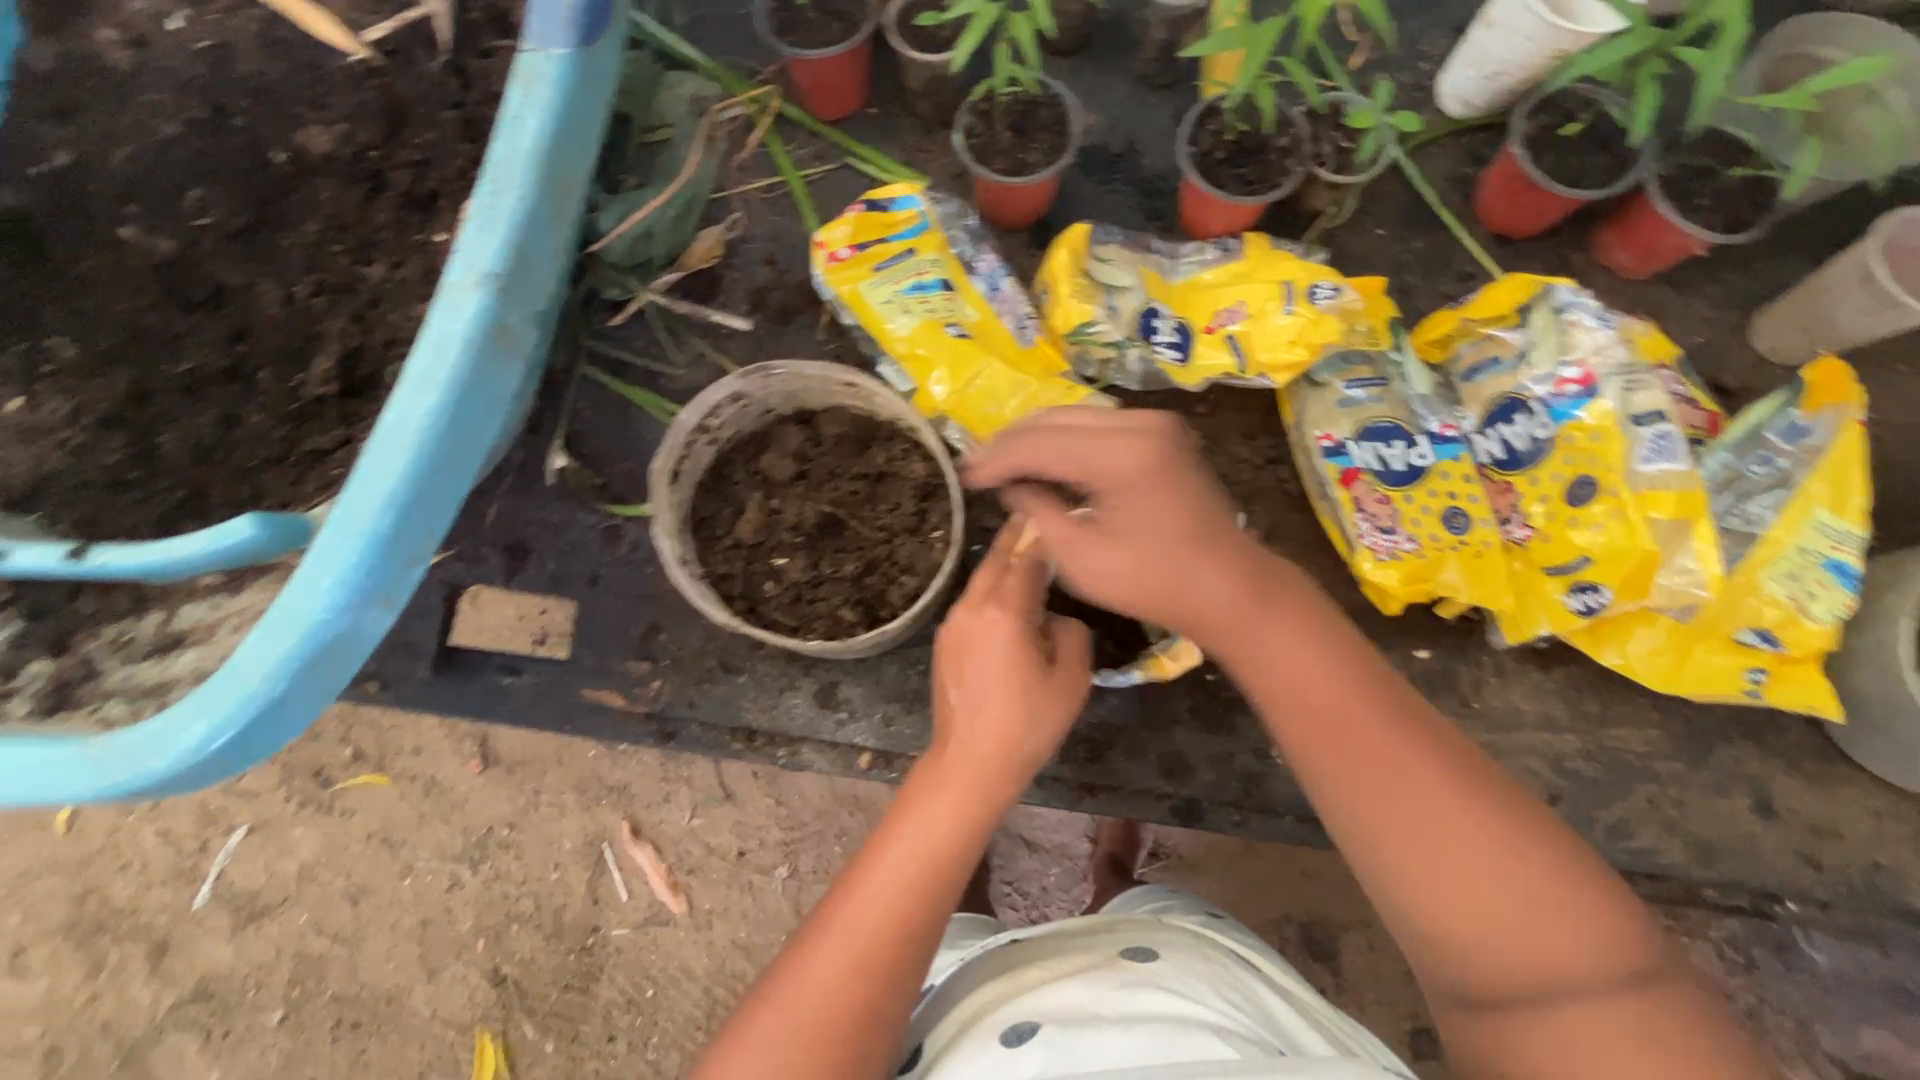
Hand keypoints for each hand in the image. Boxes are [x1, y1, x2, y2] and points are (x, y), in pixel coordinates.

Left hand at [927, 517, 1092, 806]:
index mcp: (1005, 610)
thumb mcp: (1071, 680)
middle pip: (996, 561)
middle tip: (1033, 518)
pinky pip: (971, 604)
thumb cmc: (1028, 723)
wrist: (971, 761)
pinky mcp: (944, 641)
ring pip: (980, 581)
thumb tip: (1059, 618)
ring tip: (1023, 554)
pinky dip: (989, 592)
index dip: (1044, 542)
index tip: (1058, 524)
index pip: (1028, 561)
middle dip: (1015, 538)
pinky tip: (1006, 601)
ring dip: (1001, 565)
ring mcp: (952, 623)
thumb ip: (1072, 633)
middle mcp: (972, 607)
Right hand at [962, 407, 1291, 648]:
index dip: (995, 459)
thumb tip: (1011, 485)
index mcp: (1122, 453)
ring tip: (1001, 466)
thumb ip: (1036, 510)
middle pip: (1054, 418)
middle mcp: (1140, 423)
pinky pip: (1097, 425)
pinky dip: (1064, 441)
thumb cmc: (1154, 582)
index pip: (1039, 443)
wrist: (1229, 585)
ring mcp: (1155, 422)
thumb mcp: (1080, 557)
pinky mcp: (1161, 432)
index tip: (962, 476)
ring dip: (1036, 439)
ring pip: (1074, 416)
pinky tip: (1042, 462)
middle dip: (1011, 443)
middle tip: (975, 469)